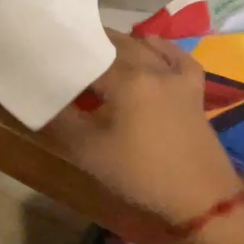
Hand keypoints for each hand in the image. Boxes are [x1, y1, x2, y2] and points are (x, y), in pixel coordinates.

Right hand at [48, 30, 242, 227]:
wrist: (203, 200)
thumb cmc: (139, 173)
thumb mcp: (87, 150)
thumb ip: (61, 118)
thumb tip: (40, 97)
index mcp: (126, 80)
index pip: (85, 55)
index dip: (61, 55)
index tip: (40, 56)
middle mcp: (152, 69)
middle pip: (115, 44)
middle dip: (87, 44)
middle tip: (61, 53)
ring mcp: (177, 78)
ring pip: (143, 46)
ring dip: (118, 44)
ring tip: (95, 53)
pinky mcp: (193, 91)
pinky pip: (176, 57)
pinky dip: (159, 49)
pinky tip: (147, 48)